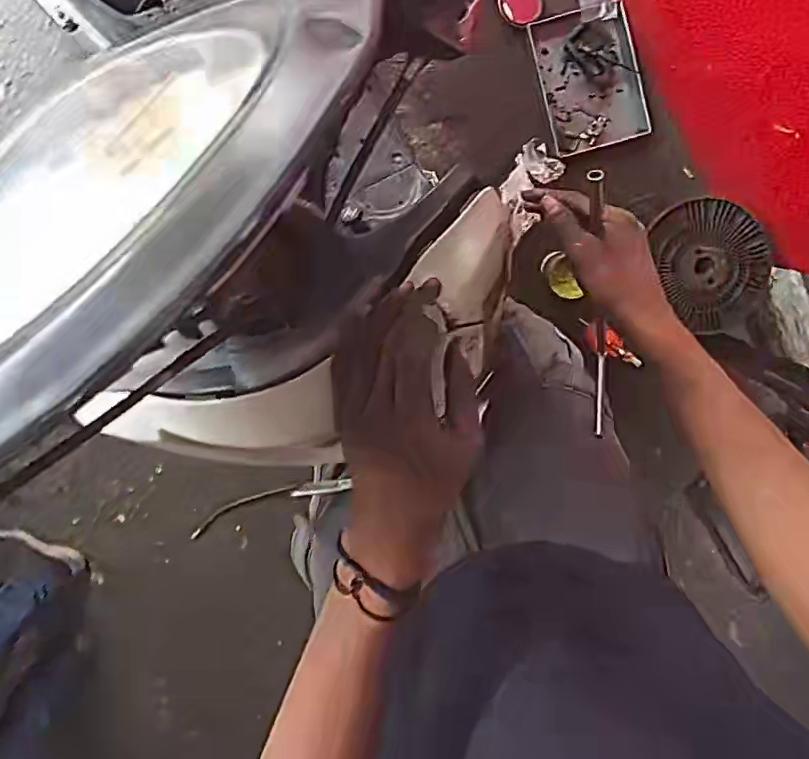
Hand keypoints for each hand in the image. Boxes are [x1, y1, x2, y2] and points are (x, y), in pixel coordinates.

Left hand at [332, 280, 481, 587]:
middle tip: (421, 285)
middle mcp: (375, 408)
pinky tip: (361, 317)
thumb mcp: (467, 442)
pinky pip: (342, 366)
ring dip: (377, 315)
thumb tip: (455, 344)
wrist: (391, 522)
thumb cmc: (437, 484)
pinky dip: (351, 338)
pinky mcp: (341, 412)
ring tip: (395, 292)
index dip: (422, 317)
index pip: (411, 351)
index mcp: (410, 417)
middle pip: (384, 343)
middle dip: (403, 308)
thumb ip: (463, 390)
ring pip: (360, 349)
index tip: (436, 296)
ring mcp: (352, 409)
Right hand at [525, 189, 684, 351]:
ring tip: (544, 220)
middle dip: (556, 207)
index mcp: (618, 218)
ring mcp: (627, 240)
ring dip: (566, 222)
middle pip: (584, 209)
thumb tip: (549, 202)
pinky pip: (597, 237)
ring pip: (590, 224)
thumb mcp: (582, 252)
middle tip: (531, 205)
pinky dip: (578, 236)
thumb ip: (564, 224)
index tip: (530, 195)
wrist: (643, 321)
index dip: (550, 195)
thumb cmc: (617, 290)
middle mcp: (626, 224)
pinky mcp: (625, 256)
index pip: (578, 198)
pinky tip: (566, 242)